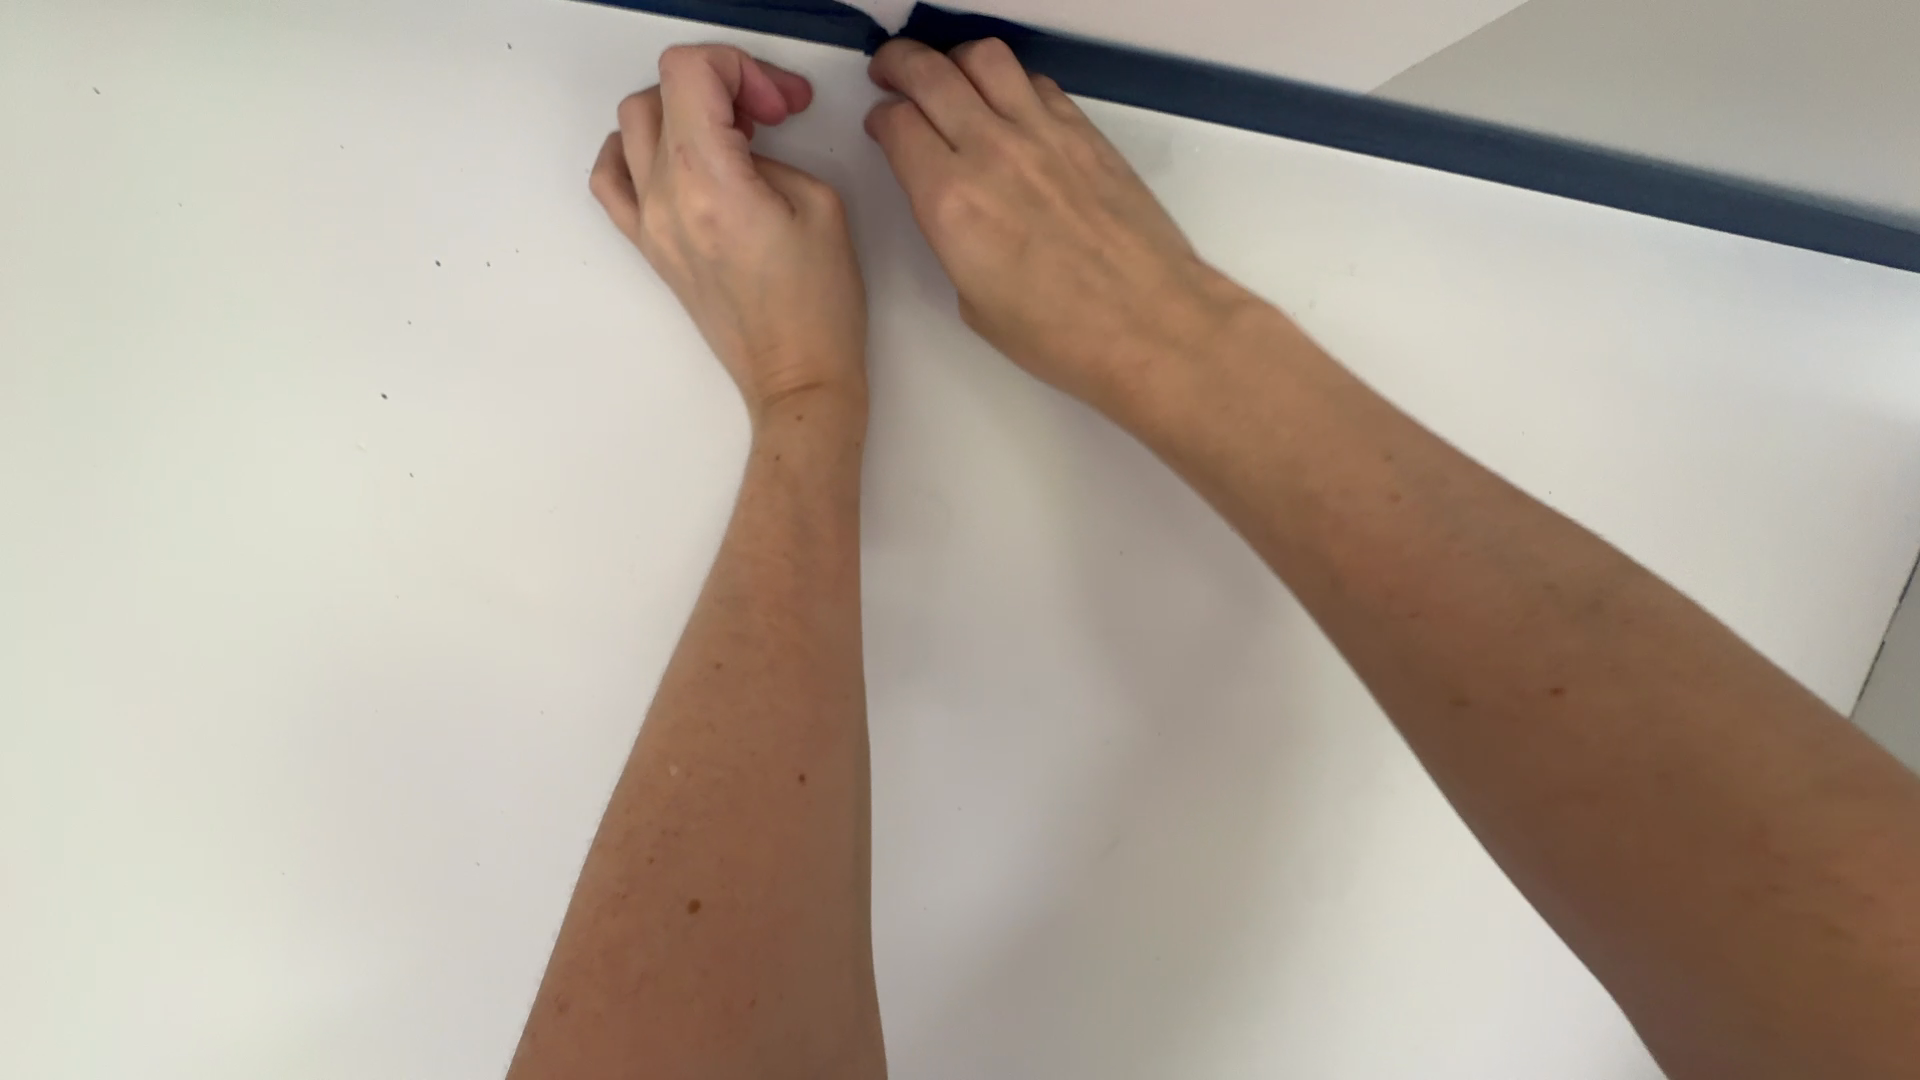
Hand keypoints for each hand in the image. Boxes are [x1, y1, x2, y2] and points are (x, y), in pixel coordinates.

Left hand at [592, 45, 867, 423]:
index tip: (780, 104)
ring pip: (632, 124)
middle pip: (661, 91)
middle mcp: (666, 200)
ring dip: (680, 112)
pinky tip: (672, 162)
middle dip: (720, 87)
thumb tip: (745, 153)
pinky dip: (634, 152)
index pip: (689, 72)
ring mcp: (650, 226)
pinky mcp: (651, 250)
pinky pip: (611, 179)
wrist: (797, 379)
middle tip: (768, 118)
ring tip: (726, 140)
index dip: (741, 67)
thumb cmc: (819, 310)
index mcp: (710, 183)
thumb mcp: (821, 208)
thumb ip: (772, 159)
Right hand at [864, 38, 1250, 419]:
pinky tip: (1006, 101)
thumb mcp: (976, 304)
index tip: (882, 126)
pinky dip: (1008, 80)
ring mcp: (1042, 135)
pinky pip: (1035, 81)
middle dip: (899, 64)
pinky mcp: (1084, 133)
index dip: (882, 121)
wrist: (1146, 325)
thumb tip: (955, 210)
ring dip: (953, 58)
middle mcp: (992, 153)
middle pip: (931, 75)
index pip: (899, 127)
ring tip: (946, 72)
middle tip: (890, 70)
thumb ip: (953, 242)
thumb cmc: (1061, 335)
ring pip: (985, 58)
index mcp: (951, 204)